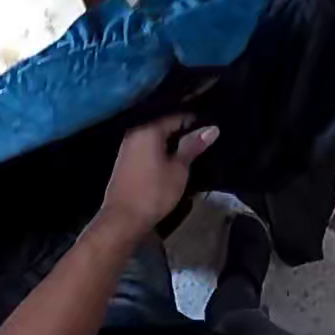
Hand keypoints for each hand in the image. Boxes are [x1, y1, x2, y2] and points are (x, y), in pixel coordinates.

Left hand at [98, 115, 219, 239]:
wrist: (123, 218)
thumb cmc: (154, 192)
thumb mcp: (178, 169)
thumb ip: (192, 146)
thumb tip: (212, 128)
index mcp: (148, 130)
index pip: (175, 117)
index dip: (194, 122)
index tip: (209, 130)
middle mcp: (134, 132)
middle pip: (163, 125)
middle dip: (182, 131)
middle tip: (203, 140)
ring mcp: (127, 146)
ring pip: (153, 137)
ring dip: (170, 142)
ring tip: (190, 149)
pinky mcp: (124, 160)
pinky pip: (146, 147)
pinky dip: (159, 150)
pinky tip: (170, 158)